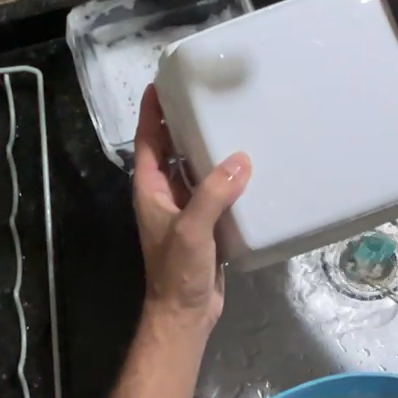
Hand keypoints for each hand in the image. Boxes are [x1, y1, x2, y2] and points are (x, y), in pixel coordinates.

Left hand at [132, 86, 250, 334]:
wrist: (187, 313)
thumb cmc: (178, 271)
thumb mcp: (192, 229)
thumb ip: (213, 194)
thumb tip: (240, 160)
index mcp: (151, 191)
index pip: (147, 143)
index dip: (151, 114)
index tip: (160, 84)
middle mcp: (165, 196)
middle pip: (172, 151)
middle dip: (183, 125)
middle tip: (206, 96)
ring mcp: (185, 211)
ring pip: (196, 172)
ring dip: (209, 151)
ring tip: (232, 122)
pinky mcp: (206, 227)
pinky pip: (216, 194)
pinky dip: (228, 180)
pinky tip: (250, 167)